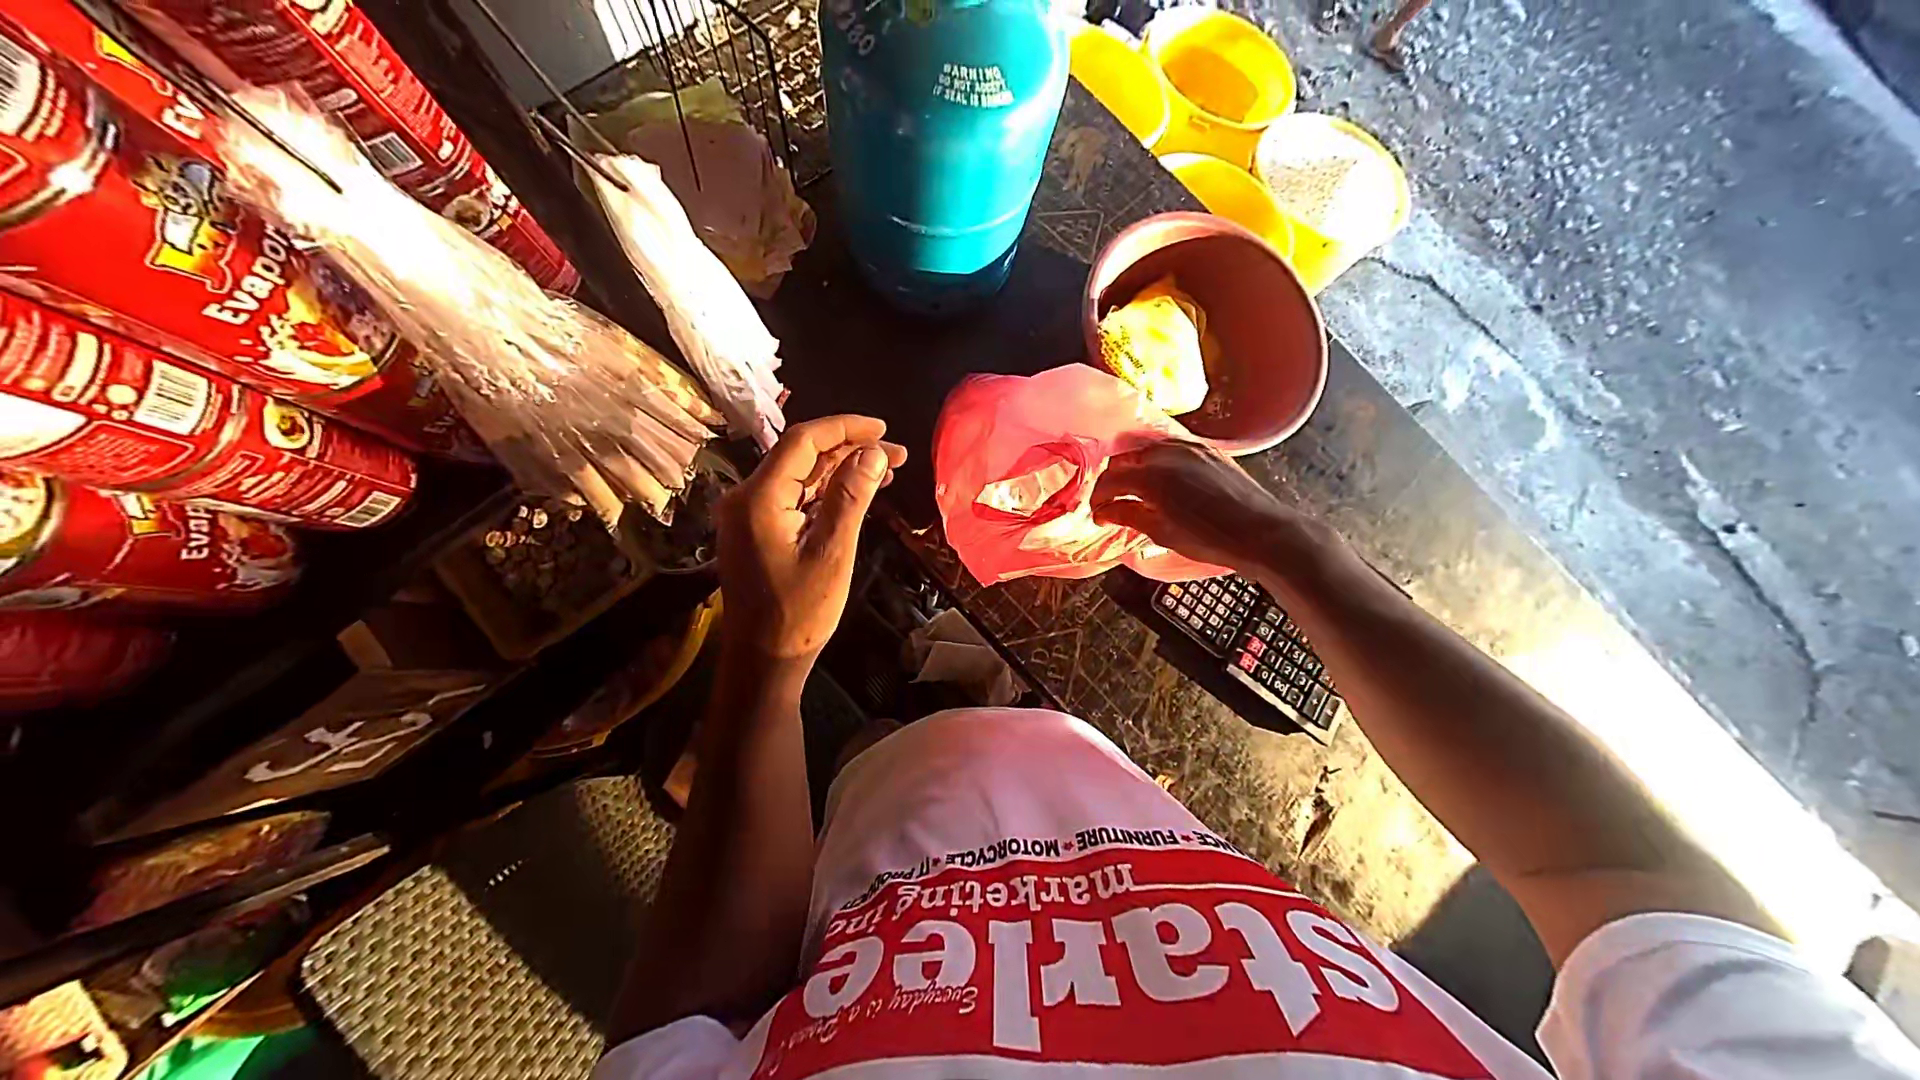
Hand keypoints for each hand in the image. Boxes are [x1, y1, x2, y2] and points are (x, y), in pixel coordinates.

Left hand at [717, 415, 906, 664]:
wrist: (763, 659)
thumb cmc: (799, 614)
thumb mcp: (832, 552)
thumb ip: (851, 496)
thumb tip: (873, 452)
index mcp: (758, 498)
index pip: (802, 441)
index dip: (845, 428)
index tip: (882, 429)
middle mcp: (746, 498)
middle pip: (801, 455)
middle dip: (850, 449)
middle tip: (896, 455)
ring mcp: (748, 514)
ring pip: (799, 475)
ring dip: (841, 469)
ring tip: (885, 470)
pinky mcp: (756, 530)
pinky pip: (793, 497)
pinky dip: (825, 491)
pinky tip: (856, 492)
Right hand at [1091, 439, 1305, 572]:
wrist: (1260, 531)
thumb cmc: (1209, 539)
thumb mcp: (1162, 532)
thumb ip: (1129, 516)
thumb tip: (1105, 512)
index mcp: (1150, 477)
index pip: (1109, 481)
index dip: (1097, 498)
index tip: (1096, 514)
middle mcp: (1165, 454)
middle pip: (1123, 459)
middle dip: (1111, 480)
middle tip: (1109, 503)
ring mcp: (1187, 447)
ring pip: (1144, 449)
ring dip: (1132, 467)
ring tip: (1131, 489)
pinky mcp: (1205, 449)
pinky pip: (1168, 447)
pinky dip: (1154, 459)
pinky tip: (1157, 477)